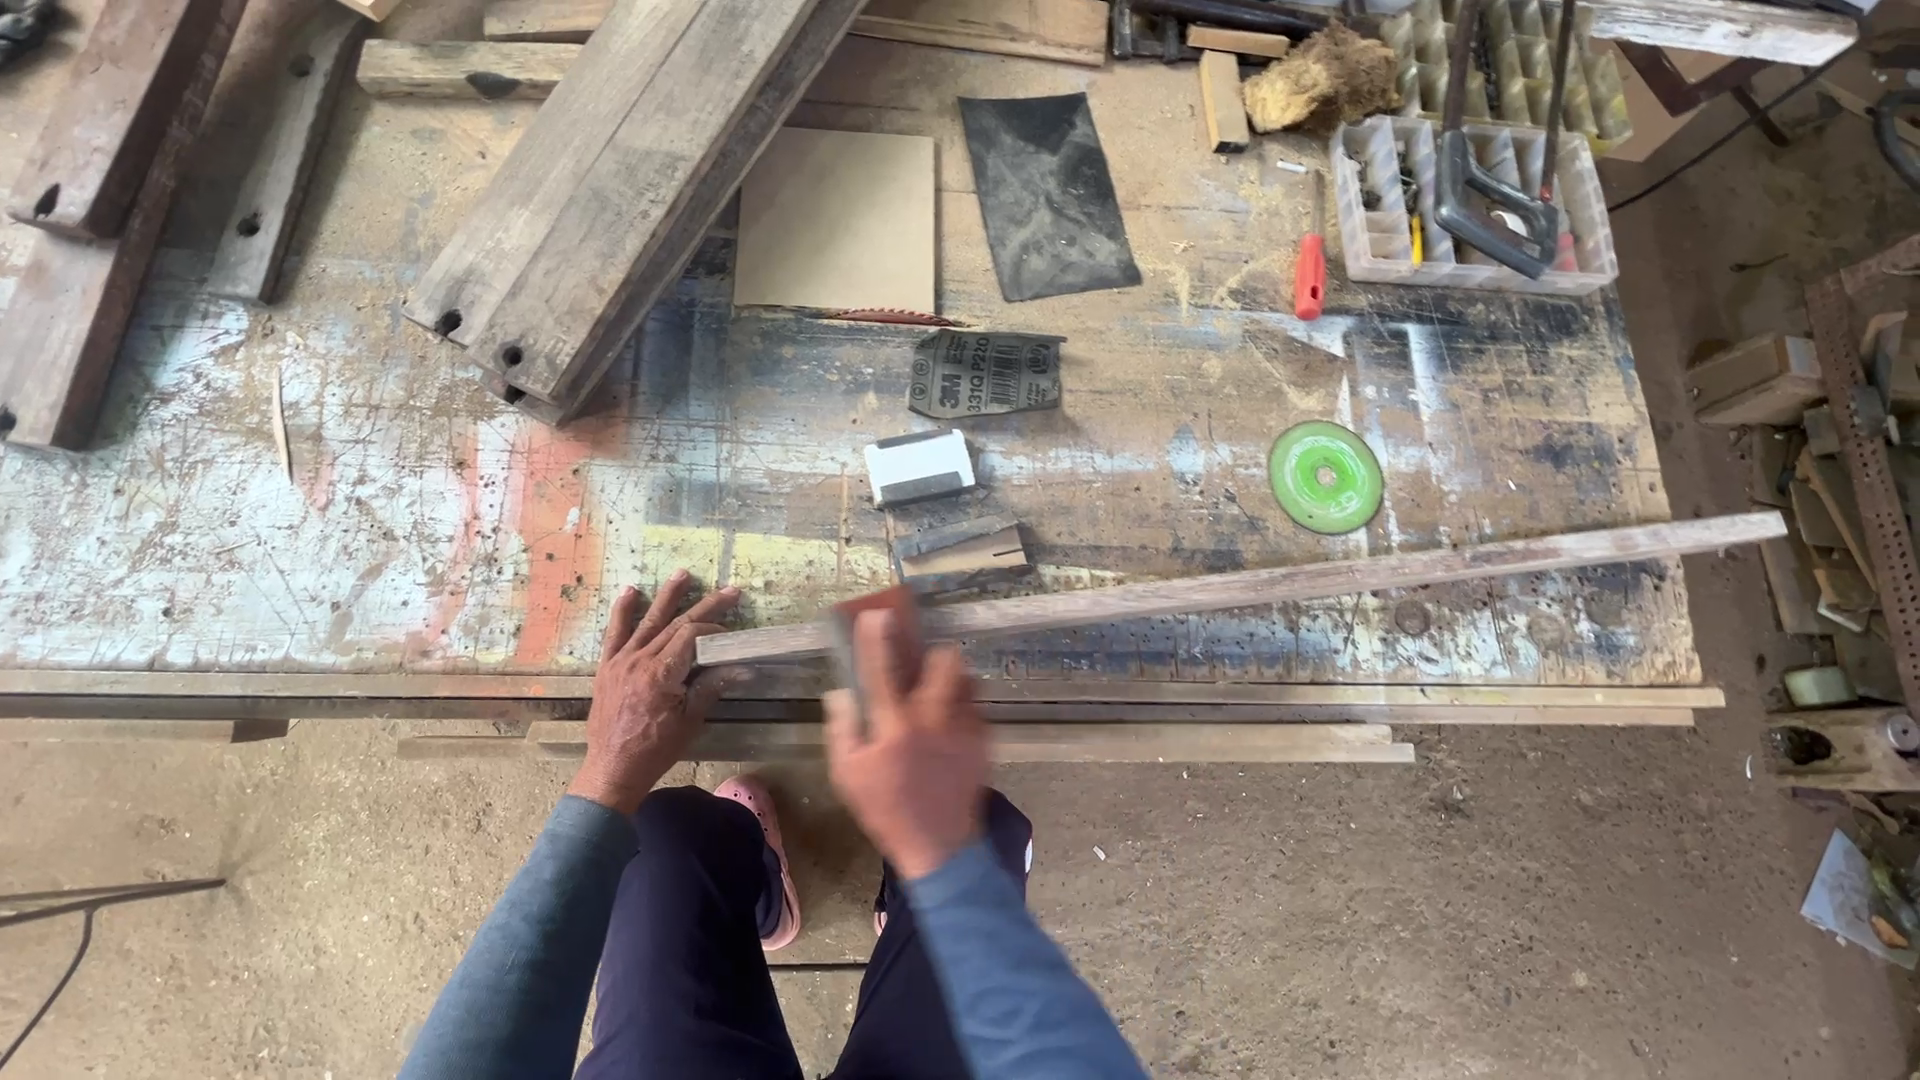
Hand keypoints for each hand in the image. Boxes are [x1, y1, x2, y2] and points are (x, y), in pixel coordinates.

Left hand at [567, 570, 741, 813]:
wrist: (613, 768)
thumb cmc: (656, 748)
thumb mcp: (690, 720)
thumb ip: (711, 686)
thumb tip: (742, 668)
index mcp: (662, 673)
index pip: (691, 635)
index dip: (713, 629)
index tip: (729, 633)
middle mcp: (639, 660)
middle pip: (675, 623)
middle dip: (705, 605)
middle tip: (729, 590)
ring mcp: (620, 661)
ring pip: (647, 621)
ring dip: (668, 596)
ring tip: (683, 574)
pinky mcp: (607, 667)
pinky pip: (614, 633)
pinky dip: (622, 611)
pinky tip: (631, 592)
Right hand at [825, 610, 989, 880]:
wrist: (939, 845)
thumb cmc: (886, 809)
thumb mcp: (848, 776)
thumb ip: (842, 729)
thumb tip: (840, 693)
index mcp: (895, 726)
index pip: (881, 670)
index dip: (876, 638)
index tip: (876, 614)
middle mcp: (933, 719)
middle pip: (944, 661)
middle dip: (932, 654)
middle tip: (921, 665)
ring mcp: (964, 728)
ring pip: (967, 678)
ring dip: (951, 678)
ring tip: (939, 693)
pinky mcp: (984, 741)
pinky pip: (978, 706)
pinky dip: (964, 705)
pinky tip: (952, 723)